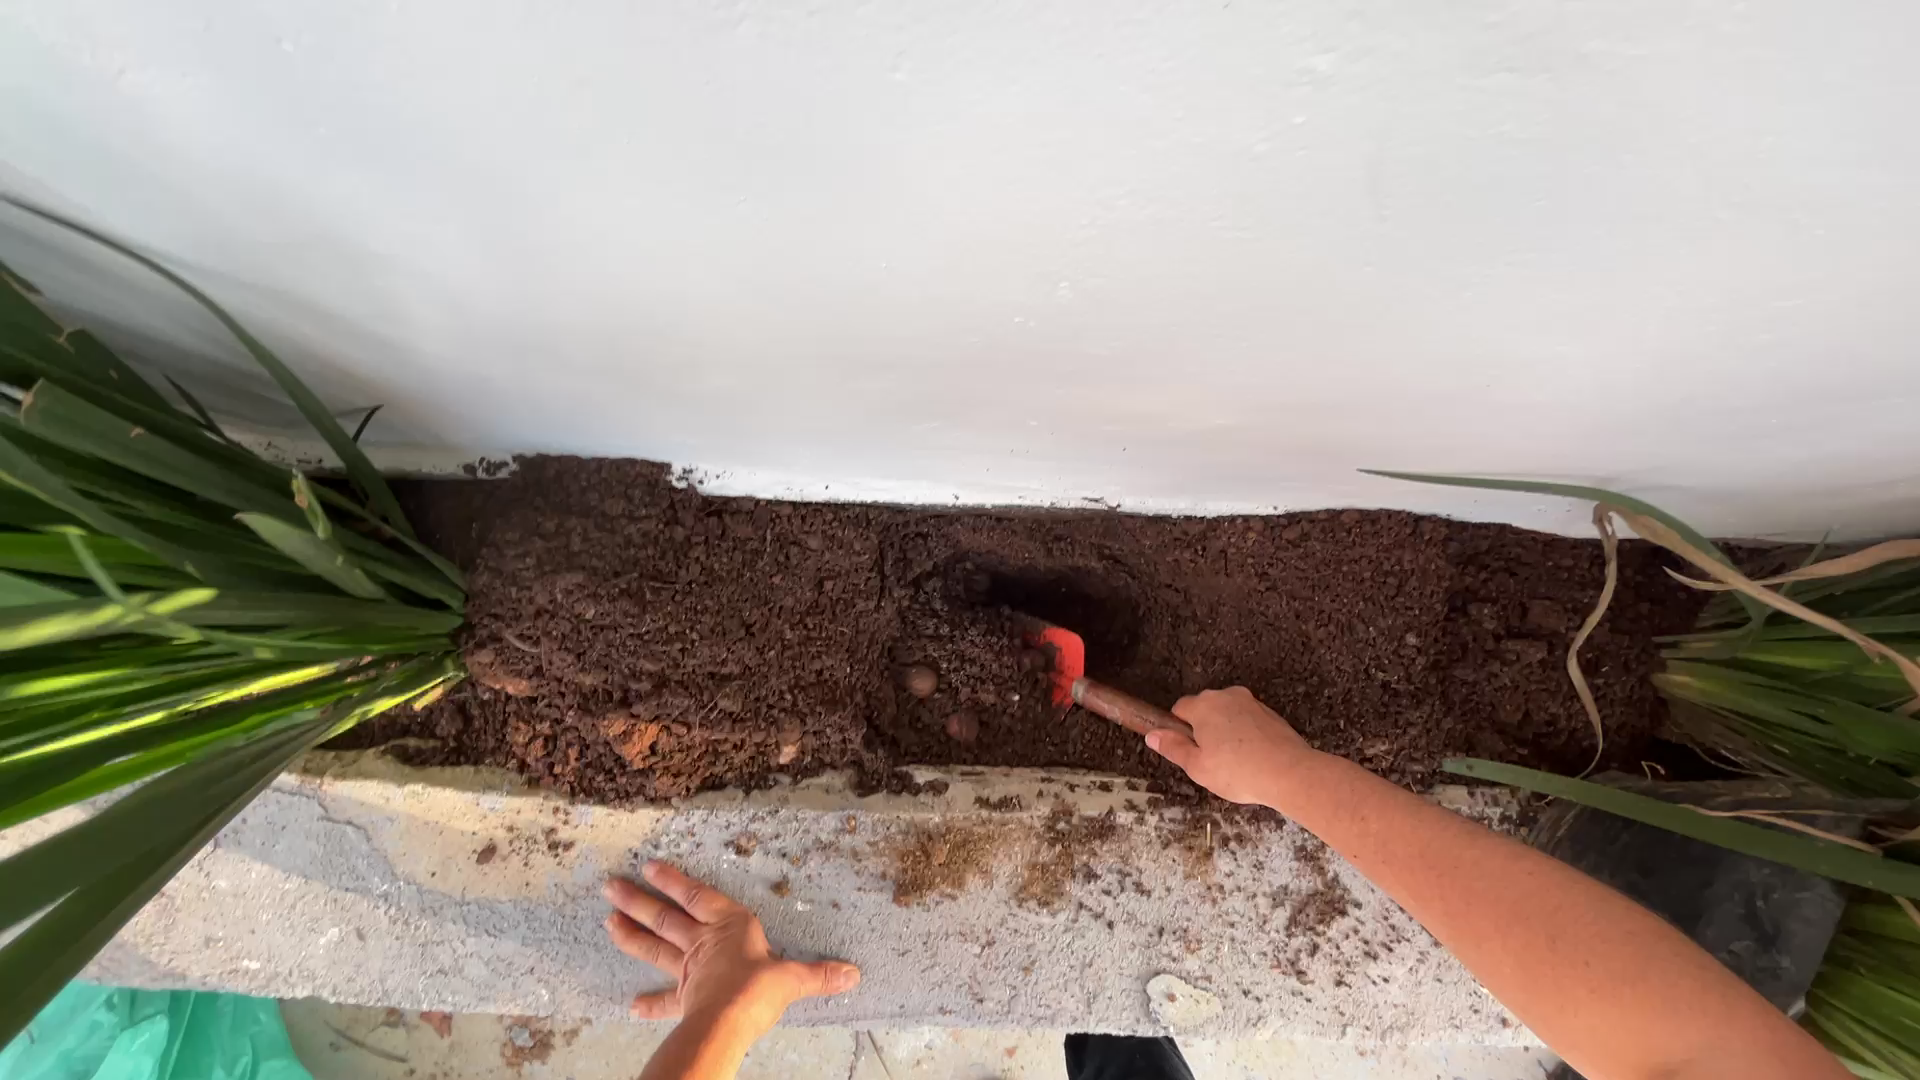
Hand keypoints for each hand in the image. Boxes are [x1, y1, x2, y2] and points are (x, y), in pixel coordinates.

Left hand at [603, 861, 860, 1031]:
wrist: (728, 1024)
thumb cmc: (757, 990)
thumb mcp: (792, 978)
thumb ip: (819, 974)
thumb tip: (853, 974)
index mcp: (729, 925)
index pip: (697, 895)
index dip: (673, 881)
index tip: (649, 866)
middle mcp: (704, 941)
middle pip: (665, 917)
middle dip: (638, 900)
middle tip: (610, 886)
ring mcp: (688, 970)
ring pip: (655, 946)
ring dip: (631, 933)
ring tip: (608, 920)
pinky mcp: (683, 1000)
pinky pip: (664, 998)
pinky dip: (649, 1003)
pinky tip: (631, 1005)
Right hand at [1145, 686, 1317, 805]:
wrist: (1290, 773)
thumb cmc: (1239, 772)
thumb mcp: (1197, 766)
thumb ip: (1172, 747)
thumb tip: (1152, 735)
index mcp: (1203, 705)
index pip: (1179, 709)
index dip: (1179, 730)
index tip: (1188, 750)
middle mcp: (1226, 696)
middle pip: (1204, 709)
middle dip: (1203, 729)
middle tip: (1211, 760)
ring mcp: (1251, 702)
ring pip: (1227, 714)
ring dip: (1226, 731)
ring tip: (1235, 762)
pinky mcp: (1270, 713)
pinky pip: (1247, 720)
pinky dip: (1246, 734)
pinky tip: (1252, 757)